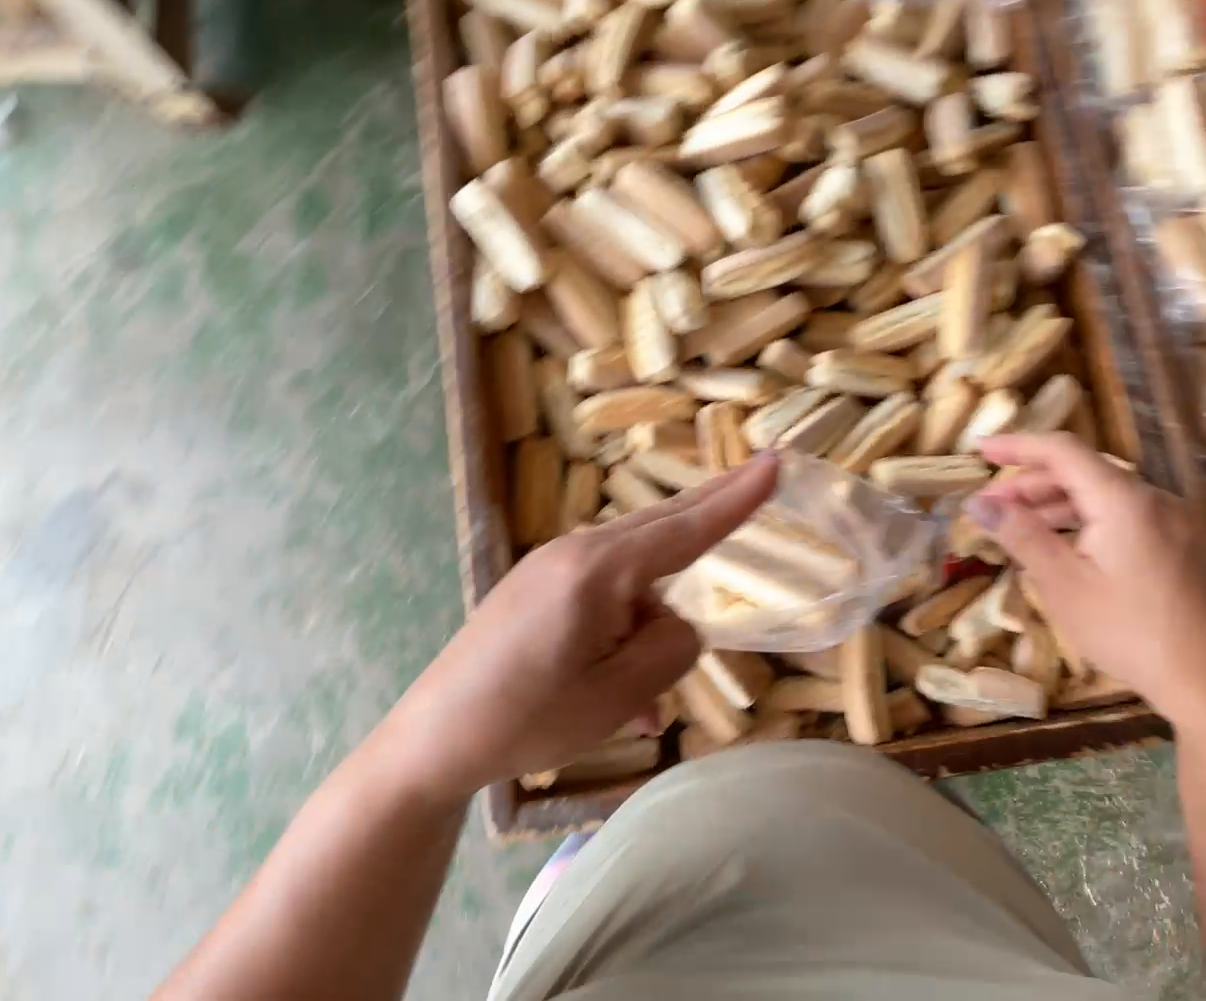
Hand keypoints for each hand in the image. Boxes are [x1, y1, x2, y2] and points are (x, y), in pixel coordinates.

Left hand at [378, 454, 778, 798]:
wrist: (431, 741)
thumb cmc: (528, 719)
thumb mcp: (618, 694)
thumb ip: (670, 647)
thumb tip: (676, 623)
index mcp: (599, 570)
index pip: (686, 527)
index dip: (736, 499)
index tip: (774, 464)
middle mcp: (575, 552)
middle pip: (660, 528)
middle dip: (710, 512)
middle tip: (758, 479)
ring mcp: (549, 567)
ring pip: (631, 579)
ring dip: (650, 628)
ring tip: (641, 707)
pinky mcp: (534, 589)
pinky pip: (600, 597)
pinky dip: (620, 636)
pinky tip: (614, 696)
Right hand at [968, 434, 1205, 732]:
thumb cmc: (1129, 632)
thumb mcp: (1062, 584)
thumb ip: (1020, 534)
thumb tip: (976, 501)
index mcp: (1123, 499)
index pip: (1062, 450)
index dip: (1017, 445)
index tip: (979, 451)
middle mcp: (1155, 498)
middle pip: (1084, 472)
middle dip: (1032, 484)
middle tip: (992, 509)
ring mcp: (1178, 522)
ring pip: (1107, 496)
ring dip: (1060, 505)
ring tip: (1023, 530)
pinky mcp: (1187, 547)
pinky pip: (1129, 517)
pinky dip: (1089, 522)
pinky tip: (1070, 551)